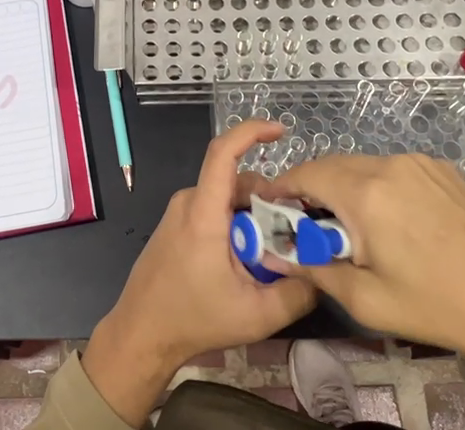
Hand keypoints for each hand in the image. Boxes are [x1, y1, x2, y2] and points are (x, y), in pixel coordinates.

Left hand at [82, 121, 316, 425]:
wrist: (142, 334)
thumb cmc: (194, 319)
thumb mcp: (257, 315)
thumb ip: (297, 293)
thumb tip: (322, 273)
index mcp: (203, 212)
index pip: (223, 152)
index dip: (251, 132)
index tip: (280, 131)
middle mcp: (188, 202)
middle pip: (236, 181)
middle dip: (269, 199)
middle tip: (294, 231)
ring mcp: (179, 213)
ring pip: (226, 198)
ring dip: (253, 217)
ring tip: (272, 254)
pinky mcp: (176, 226)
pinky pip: (213, 211)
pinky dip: (236, 225)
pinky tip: (247, 260)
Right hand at [269, 155, 464, 417]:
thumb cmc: (435, 306)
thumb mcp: (365, 299)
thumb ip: (314, 267)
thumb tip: (277, 250)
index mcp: (366, 194)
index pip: (306, 174)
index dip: (282, 188)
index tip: (270, 208)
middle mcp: (390, 165)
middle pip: (332, 166)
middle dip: (313, 190)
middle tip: (307, 225)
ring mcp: (420, 163)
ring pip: (362, 166)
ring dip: (346, 188)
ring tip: (352, 229)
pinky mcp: (442, 169)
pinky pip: (393, 170)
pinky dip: (378, 187)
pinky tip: (390, 222)